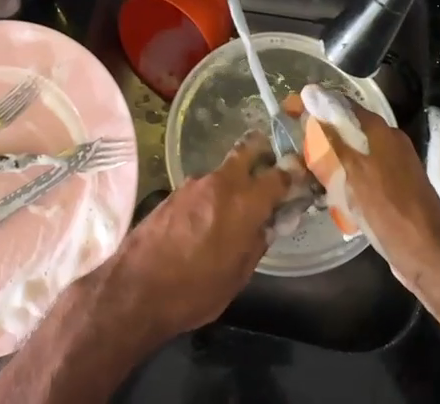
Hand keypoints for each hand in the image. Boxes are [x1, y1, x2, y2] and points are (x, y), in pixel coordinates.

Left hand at [96, 131, 293, 337]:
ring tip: (239, 204)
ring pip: (223, 171)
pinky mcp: (173, 192)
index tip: (302, 176)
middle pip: (247, 150)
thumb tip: (270, 223)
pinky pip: (204, 186)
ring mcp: (193, 183)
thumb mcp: (239, 274)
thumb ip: (258, 241)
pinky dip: (214, 194)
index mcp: (245, 202)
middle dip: (263, 152)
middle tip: (272, 165)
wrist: (136, 288)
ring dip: (235, 180)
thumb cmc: (196, 289)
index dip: (293, 174)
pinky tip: (211, 216)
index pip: (279, 176)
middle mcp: (220, 182)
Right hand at [285, 88, 439, 282]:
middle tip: (295, 148)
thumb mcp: (354, 171)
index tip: (287, 112)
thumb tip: (310, 94)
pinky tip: (332, 193)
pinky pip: (363, 172)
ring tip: (309, 172)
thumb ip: (331, 134)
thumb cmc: (389, 211)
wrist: (429, 256)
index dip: (313, 104)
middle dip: (320, 134)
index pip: (340, 105)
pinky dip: (346, 177)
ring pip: (354, 151)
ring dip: (331, 158)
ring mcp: (395, 165)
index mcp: (380, 132)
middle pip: (347, 127)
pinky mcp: (396, 187)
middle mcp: (390, 142)